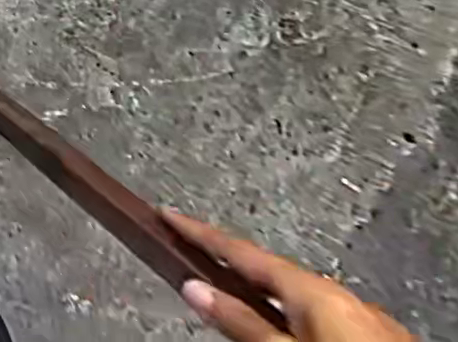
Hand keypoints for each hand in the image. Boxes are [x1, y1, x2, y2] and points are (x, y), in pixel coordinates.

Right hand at [164, 210, 412, 341]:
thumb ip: (238, 319)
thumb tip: (193, 287)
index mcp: (314, 289)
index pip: (236, 248)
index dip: (196, 230)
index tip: (166, 214)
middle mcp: (345, 297)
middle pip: (272, 272)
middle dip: (233, 265)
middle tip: (194, 254)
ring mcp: (373, 324)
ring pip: (301, 295)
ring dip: (265, 291)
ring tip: (237, 294)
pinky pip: (326, 317)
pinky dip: (295, 312)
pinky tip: (289, 326)